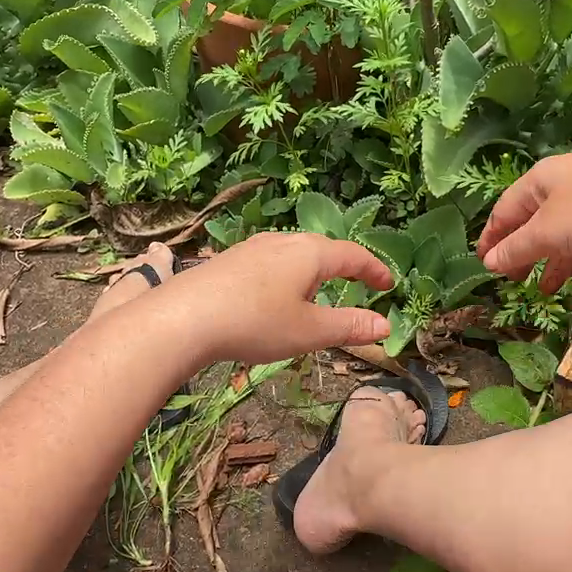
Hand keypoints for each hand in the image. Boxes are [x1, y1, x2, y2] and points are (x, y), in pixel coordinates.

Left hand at [150, 232, 394, 364]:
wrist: (182, 318)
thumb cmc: (255, 323)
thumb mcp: (309, 331)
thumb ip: (349, 326)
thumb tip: (384, 326)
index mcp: (310, 253)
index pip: (354, 255)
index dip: (375, 270)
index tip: (389, 284)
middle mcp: (284, 241)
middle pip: (324, 249)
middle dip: (346, 267)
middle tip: (361, 284)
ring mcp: (253, 247)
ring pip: (295, 253)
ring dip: (315, 271)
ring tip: (320, 293)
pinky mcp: (230, 260)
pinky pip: (271, 262)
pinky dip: (288, 275)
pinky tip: (276, 297)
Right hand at [478, 147, 571, 293]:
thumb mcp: (547, 232)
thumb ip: (517, 249)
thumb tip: (489, 262)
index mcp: (540, 180)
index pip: (505, 210)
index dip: (492, 238)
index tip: (483, 263)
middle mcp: (567, 181)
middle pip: (537, 220)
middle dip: (526, 252)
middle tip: (517, 281)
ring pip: (569, 230)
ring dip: (557, 261)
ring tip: (551, 290)